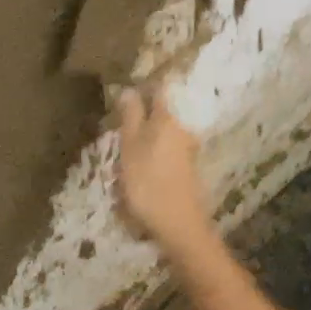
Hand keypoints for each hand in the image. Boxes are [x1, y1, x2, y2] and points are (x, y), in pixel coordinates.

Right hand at [116, 84, 210, 249]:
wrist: (179, 224)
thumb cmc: (148, 182)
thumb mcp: (130, 148)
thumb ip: (130, 117)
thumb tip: (129, 89)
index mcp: (166, 119)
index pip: (159, 90)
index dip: (146, 86)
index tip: (130, 88)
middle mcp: (182, 129)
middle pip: (162, 113)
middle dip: (144, 115)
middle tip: (121, 126)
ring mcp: (188, 150)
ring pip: (164, 134)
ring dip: (148, 138)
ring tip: (127, 152)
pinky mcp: (188, 169)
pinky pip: (168, 151)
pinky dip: (155, 154)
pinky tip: (142, 168)